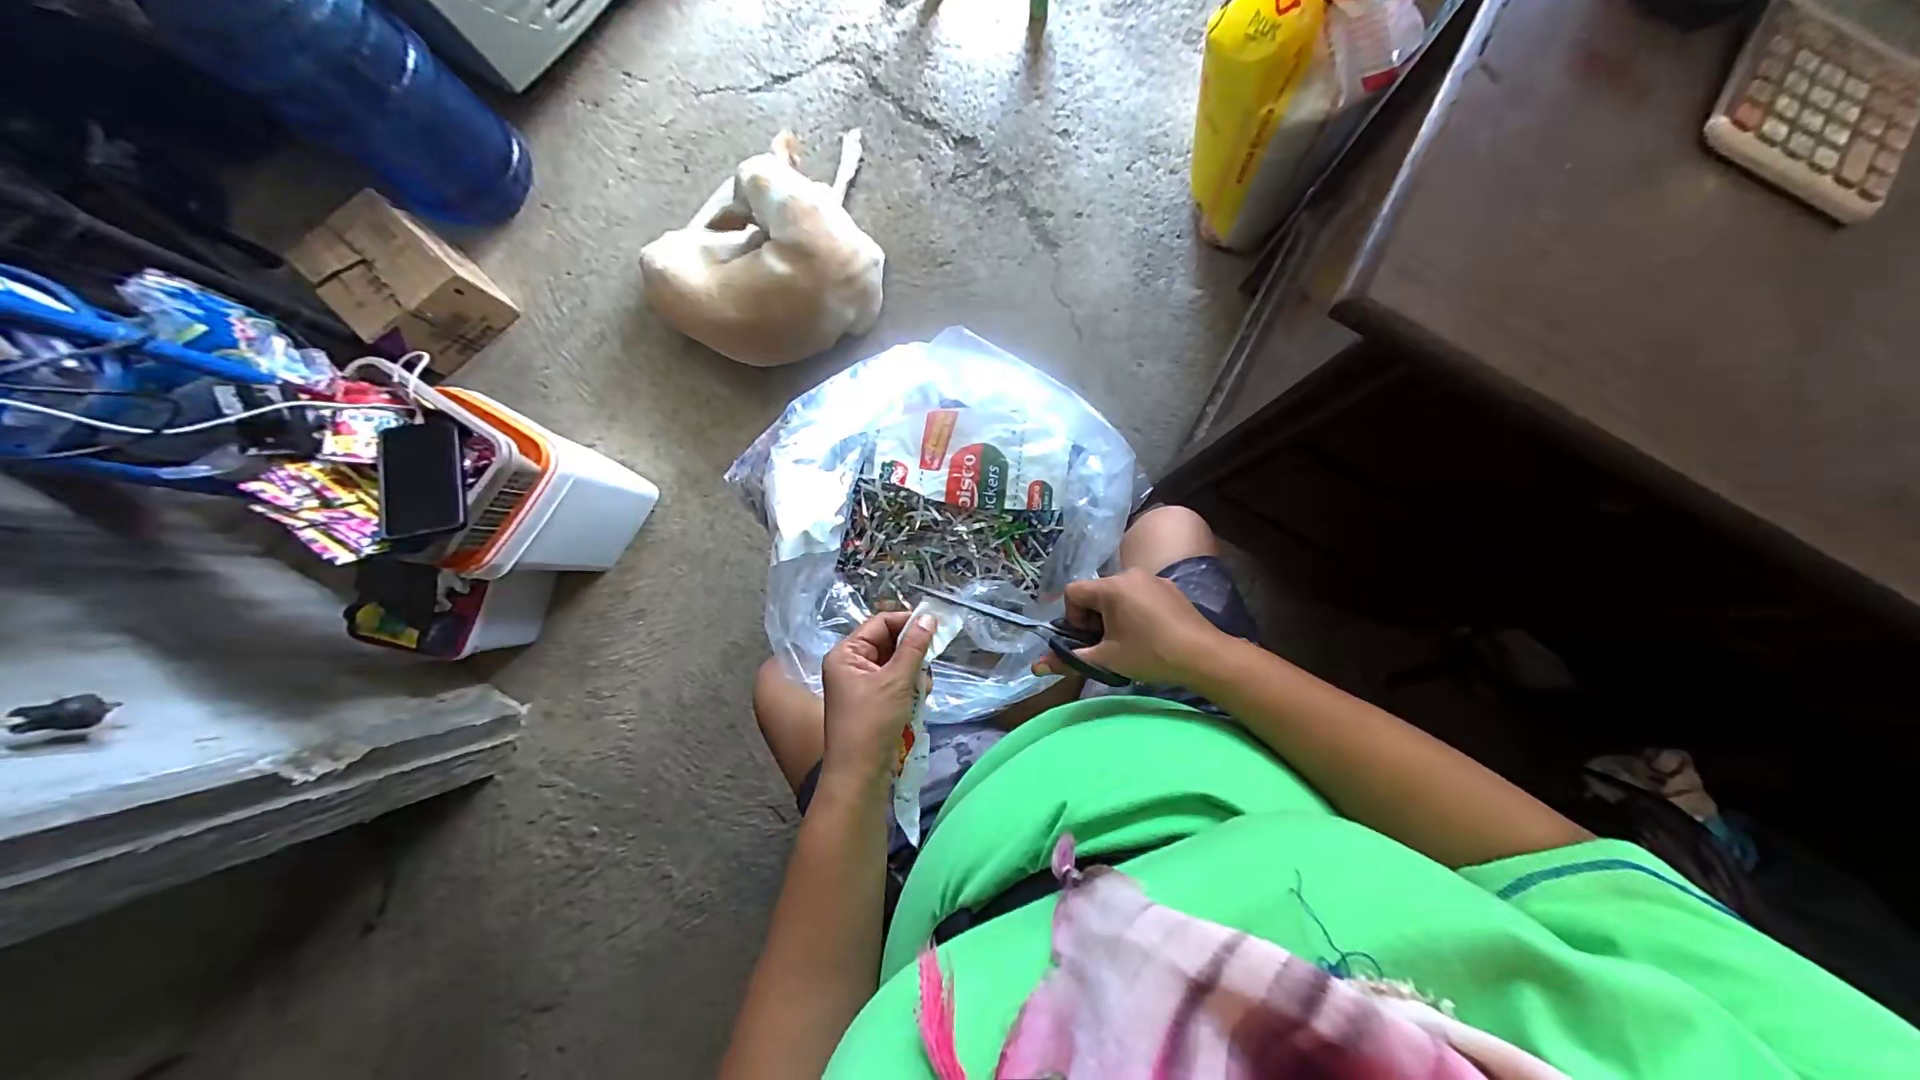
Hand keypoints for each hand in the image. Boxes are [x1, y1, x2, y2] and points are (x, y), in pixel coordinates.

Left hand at [820, 611, 937, 788]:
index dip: (907, 621)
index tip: (935, 626)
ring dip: (914, 673)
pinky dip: (909, 688)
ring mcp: (861, 685)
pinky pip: (896, 683)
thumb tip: (928, 617)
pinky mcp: (873, 702)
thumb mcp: (896, 681)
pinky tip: (918, 700)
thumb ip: (914, 647)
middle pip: (889, 643)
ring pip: (896, 664)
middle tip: (931, 663)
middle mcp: (851, 665)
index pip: (880, 623)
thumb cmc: (872, 722)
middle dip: (912, 652)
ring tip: (922, 688)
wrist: (860, 775)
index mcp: (846, 654)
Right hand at [1033, 569, 1229, 686]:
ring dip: (1114, 614)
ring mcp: (1152, 578)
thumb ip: (1069, 659)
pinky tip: (1150, 633)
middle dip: (1094, 617)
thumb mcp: (1106, 659)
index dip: (1073, 617)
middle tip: (1108, 643)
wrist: (1204, 656)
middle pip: (1095, 592)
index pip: (1072, 592)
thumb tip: (1036, 668)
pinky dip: (1135, 611)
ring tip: (1129, 640)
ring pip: (1118, 594)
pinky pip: (1139, 594)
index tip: (1090, 638)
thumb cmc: (1150, 654)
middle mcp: (1129, 574)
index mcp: (1110, 587)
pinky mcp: (1170, 587)